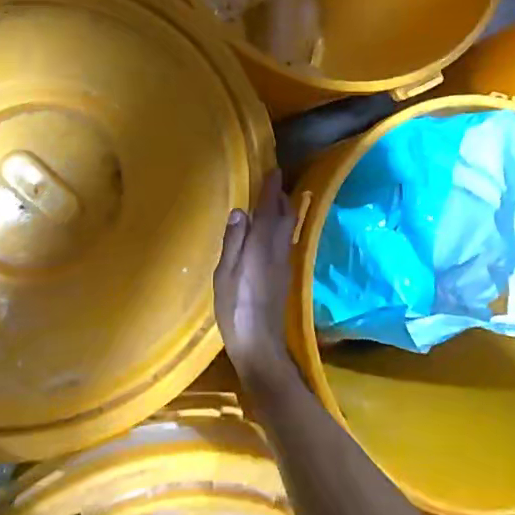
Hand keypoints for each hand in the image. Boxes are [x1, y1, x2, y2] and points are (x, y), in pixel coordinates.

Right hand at [214, 170, 296, 380]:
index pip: (270, 209)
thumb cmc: (235, 309)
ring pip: (289, 229)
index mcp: (262, 246)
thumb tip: (240, 210)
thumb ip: (233, 241)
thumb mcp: (225, 274)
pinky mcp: (284, 276)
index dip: (272, 188)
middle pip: (286, 216)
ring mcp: (285, 264)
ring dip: (283, 211)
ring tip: (272, 201)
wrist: (260, 345)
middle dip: (281, 197)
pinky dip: (281, 227)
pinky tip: (271, 232)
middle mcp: (279, 250)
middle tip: (272, 182)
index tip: (274, 169)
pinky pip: (286, 241)